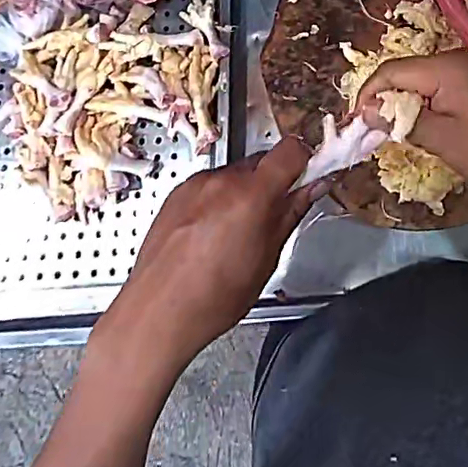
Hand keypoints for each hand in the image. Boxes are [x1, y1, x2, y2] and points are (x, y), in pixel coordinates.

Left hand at [91, 141, 321, 380]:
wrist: (154, 318)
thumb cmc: (211, 298)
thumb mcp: (268, 256)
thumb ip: (292, 212)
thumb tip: (313, 187)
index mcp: (252, 194)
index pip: (292, 149)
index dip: (306, 159)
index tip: (311, 174)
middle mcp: (222, 181)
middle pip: (264, 160)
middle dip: (276, 180)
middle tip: (278, 211)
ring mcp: (196, 185)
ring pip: (237, 173)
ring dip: (247, 191)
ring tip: (240, 231)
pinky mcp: (176, 195)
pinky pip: (211, 185)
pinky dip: (220, 199)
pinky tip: (215, 233)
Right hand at [356, 50, 467, 197]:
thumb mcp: (447, 142)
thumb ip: (405, 122)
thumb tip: (369, 109)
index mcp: (446, 68)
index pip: (390, 71)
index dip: (367, 96)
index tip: (356, 127)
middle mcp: (457, 60)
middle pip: (406, 74)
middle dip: (385, 102)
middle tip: (374, 136)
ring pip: (424, 83)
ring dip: (407, 107)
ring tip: (398, 137)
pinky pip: (443, 89)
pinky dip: (429, 108)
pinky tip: (429, 131)